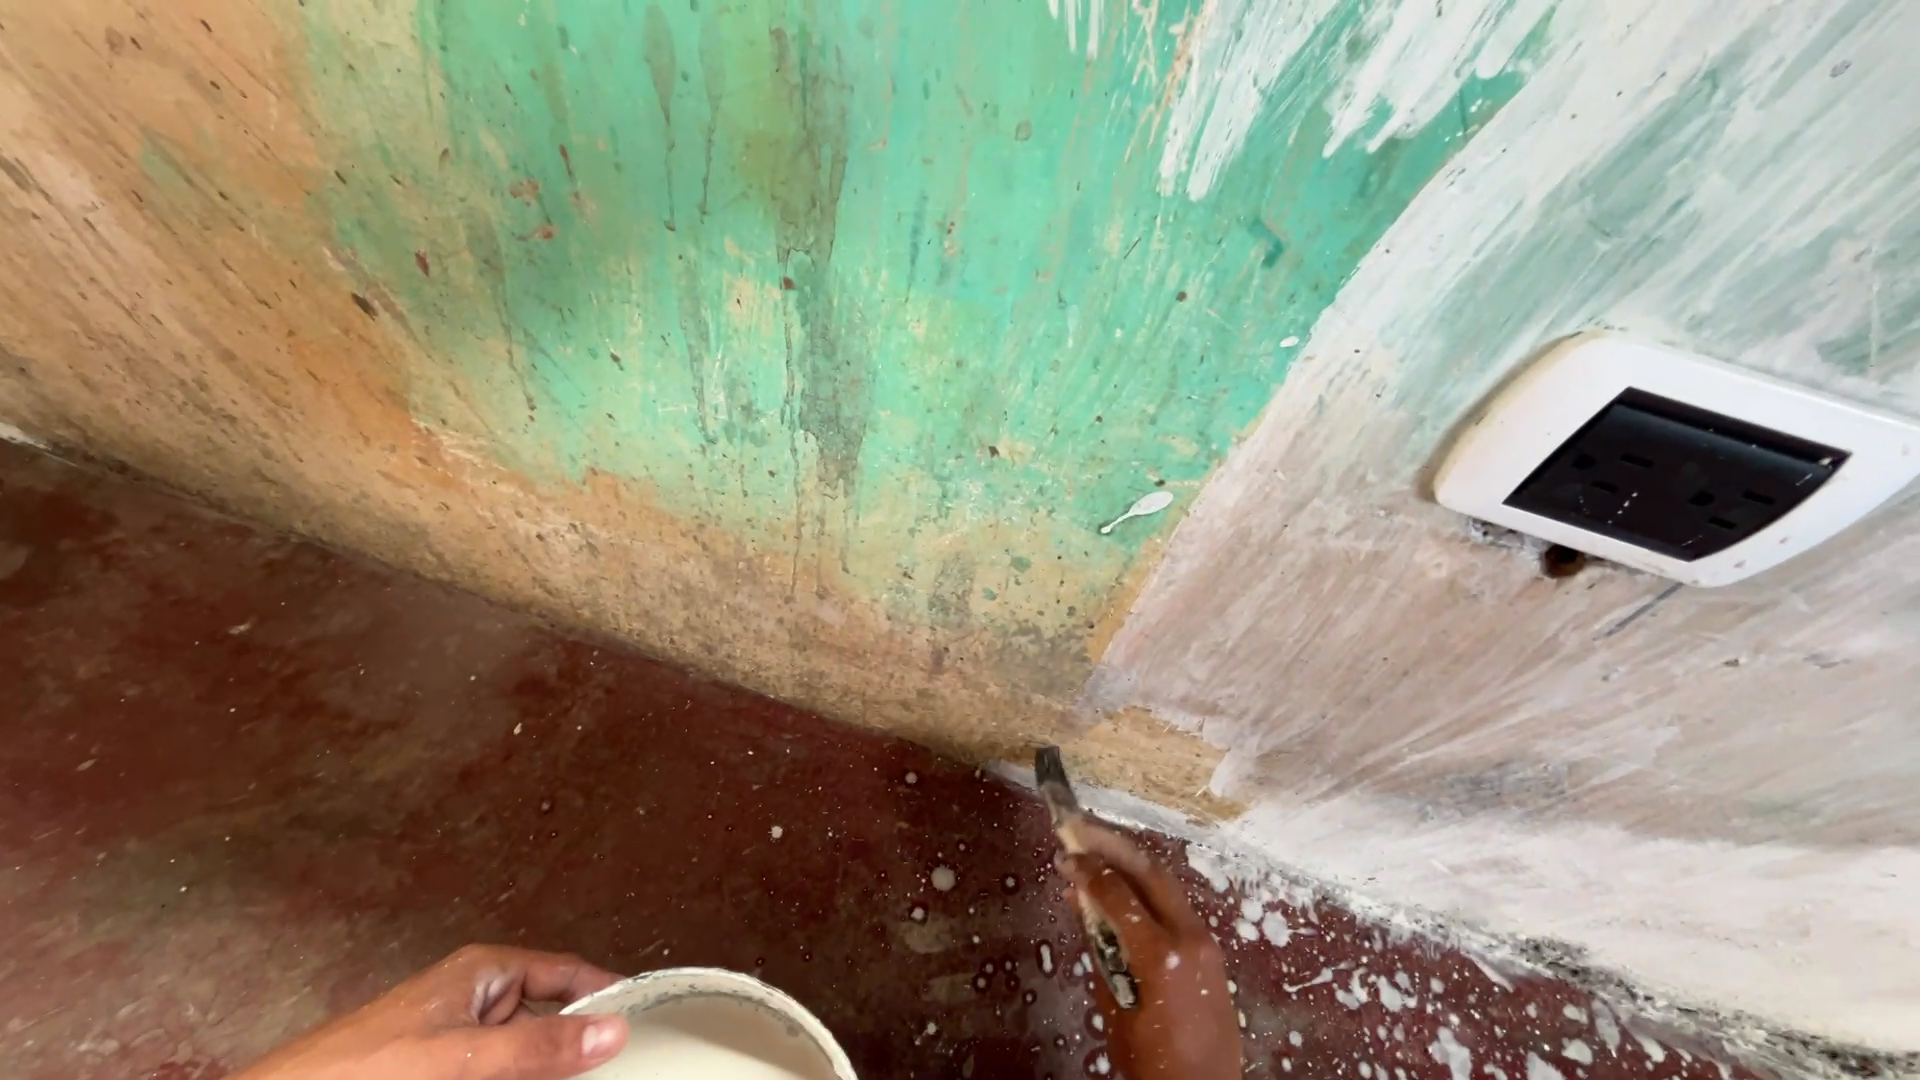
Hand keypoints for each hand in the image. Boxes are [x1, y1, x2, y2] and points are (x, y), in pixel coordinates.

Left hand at [232, 945, 629, 1079]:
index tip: (644, 1020)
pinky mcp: (436, 1070)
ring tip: (571, 1078)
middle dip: (569, 1051)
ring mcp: (452, 1040)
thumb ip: (541, 1046)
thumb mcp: (465, 1058)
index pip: (568, 973)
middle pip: (546, 1020)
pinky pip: (491, 1074)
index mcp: (487, 971)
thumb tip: (616, 1030)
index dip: (605, 993)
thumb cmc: (361, 1071)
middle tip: (606, 1072)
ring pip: (518, 1058)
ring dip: (539, 1072)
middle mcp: (475, 998)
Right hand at [1059, 822, 1240, 1079]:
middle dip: (1111, 846)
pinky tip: (1121, 886)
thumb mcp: (1114, 1006)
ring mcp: (1205, 940)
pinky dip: (1145, 888)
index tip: (1065, 853)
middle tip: (1079, 831)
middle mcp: (1189, 936)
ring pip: (1165, 882)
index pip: (1117, 893)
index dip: (1087, 869)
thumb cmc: (1151, 1062)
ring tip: (1096, 850)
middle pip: (1148, 870)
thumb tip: (1079, 900)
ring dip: (1129, 862)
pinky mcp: (1210, 948)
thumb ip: (1099, 948)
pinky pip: (1174, 904)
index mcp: (1161, 955)